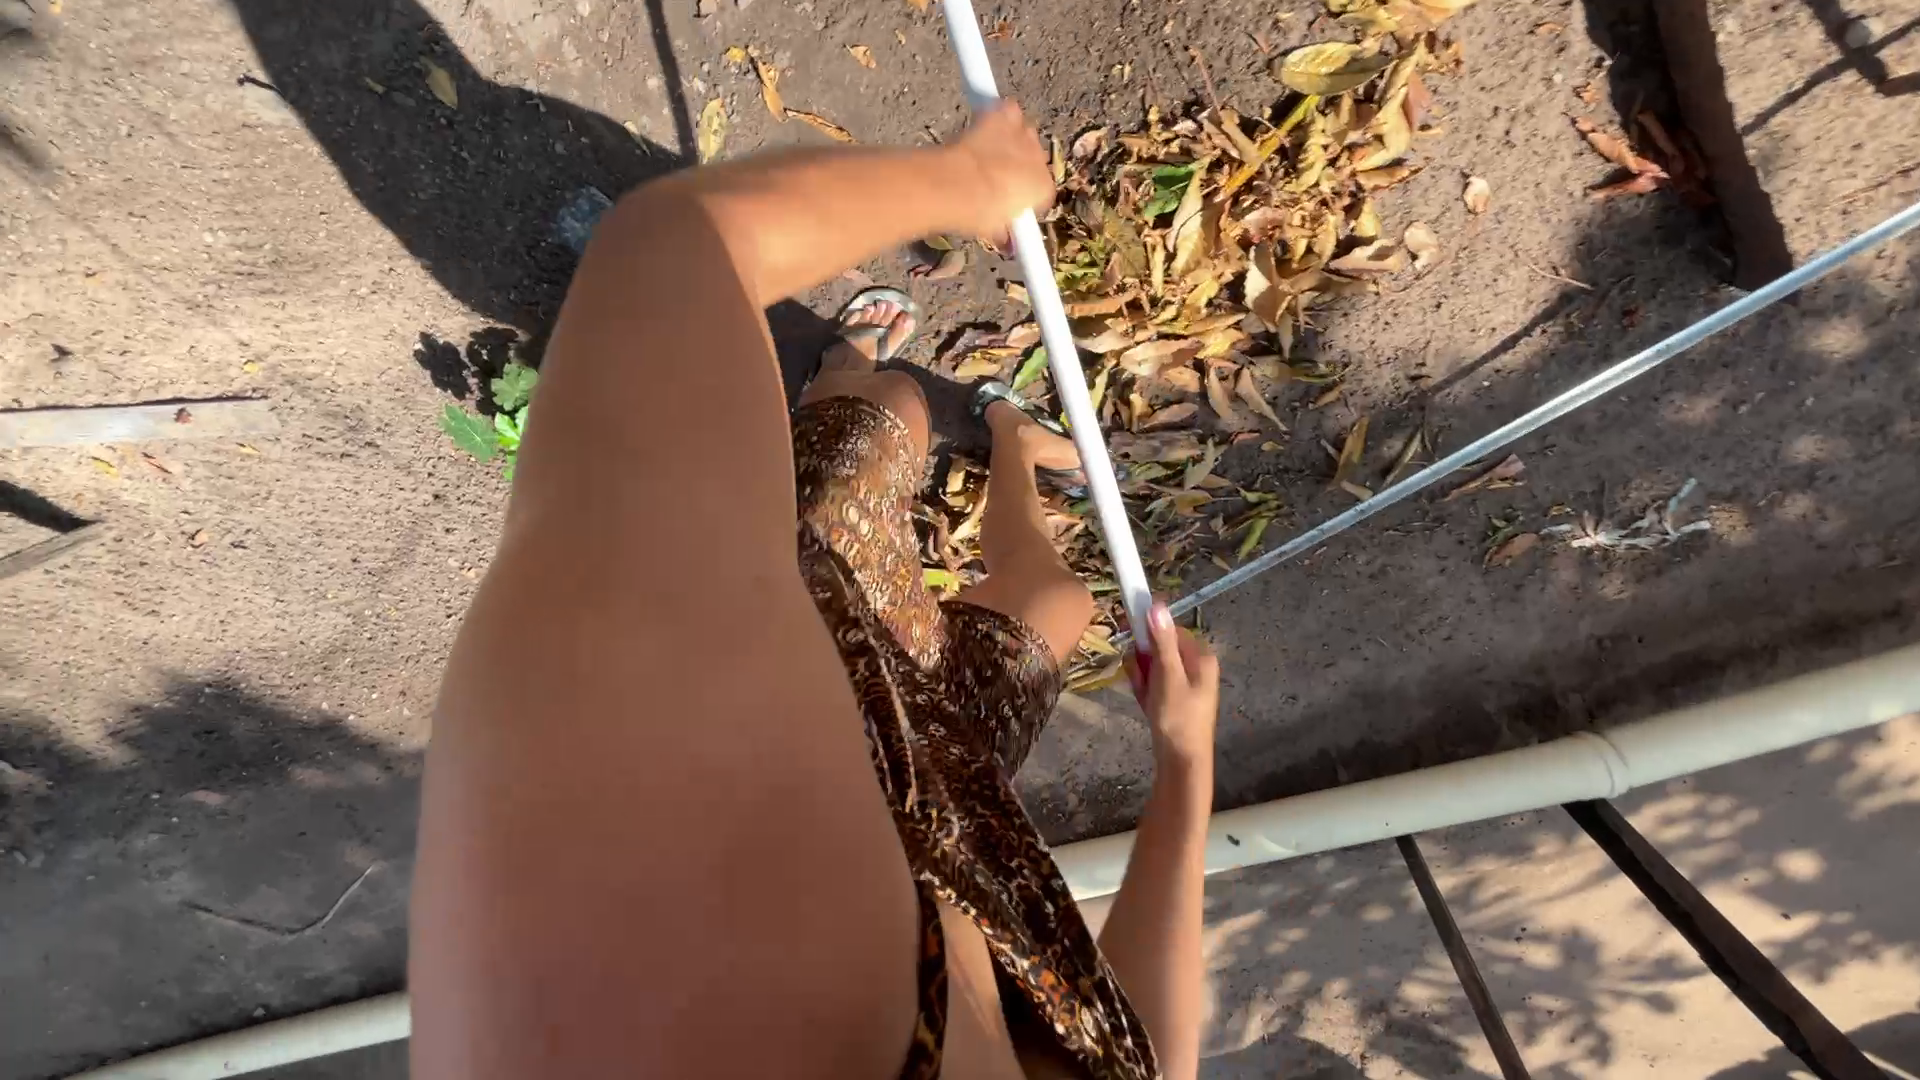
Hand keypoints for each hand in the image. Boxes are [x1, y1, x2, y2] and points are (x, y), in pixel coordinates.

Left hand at [947, 102, 1054, 238]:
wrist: (960, 184)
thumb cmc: (980, 213)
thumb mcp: (994, 230)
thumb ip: (1006, 232)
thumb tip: (1007, 242)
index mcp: (1044, 191)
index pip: (1043, 194)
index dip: (1026, 198)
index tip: (1010, 203)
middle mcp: (1041, 160)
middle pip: (1035, 161)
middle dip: (1020, 168)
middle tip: (995, 180)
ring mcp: (1024, 135)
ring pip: (1024, 135)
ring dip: (1011, 142)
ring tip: (988, 155)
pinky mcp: (1006, 113)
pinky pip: (1009, 112)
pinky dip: (1000, 118)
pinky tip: (984, 129)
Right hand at [1123, 602, 1219, 766]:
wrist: (1181, 760)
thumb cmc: (1177, 717)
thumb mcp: (1167, 676)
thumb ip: (1162, 641)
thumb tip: (1157, 605)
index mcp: (1200, 656)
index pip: (1168, 628)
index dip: (1148, 632)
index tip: (1129, 638)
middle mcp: (1195, 665)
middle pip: (1158, 647)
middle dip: (1143, 661)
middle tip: (1143, 680)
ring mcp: (1185, 681)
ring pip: (1152, 665)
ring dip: (1142, 677)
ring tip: (1146, 697)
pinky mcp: (1175, 695)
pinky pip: (1153, 681)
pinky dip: (1145, 690)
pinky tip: (1147, 704)